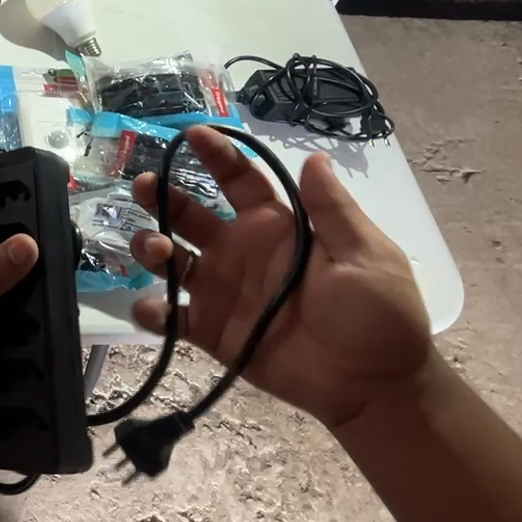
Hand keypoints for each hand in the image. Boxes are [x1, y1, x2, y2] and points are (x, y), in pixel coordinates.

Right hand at [130, 127, 431, 427]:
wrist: (373, 386)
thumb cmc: (377, 315)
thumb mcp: (366, 256)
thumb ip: (331, 210)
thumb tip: (313, 157)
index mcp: (273, 227)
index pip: (238, 181)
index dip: (215, 156)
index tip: (191, 135)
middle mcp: (237, 251)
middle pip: (187, 214)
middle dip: (161, 197)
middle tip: (144, 186)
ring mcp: (219, 291)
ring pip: (169, 259)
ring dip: (151, 248)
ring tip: (157, 251)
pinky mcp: (209, 331)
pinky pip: (169, 318)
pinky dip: (152, 312)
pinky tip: (151, 308)